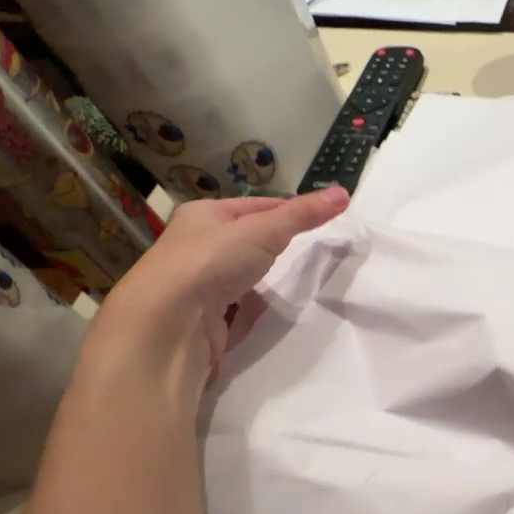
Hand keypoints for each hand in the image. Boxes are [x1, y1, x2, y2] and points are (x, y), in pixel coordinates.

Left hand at [95, 187, 349, 380]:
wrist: (170, 320)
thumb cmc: (211, 262)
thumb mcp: (264, 231)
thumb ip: (303, 215)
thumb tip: (344, 193)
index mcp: (202, 214)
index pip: (255, 206)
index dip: (288, 210)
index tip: (319, 220)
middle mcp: (195, 243)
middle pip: (246, 239)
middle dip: (275, 246)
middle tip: (312, 252)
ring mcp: (196, 280)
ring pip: (240, 272)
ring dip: (263, 278)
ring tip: (294, 283)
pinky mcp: (202, 313)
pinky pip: (235, 303)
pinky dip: (253, 306)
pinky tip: (269, 310)